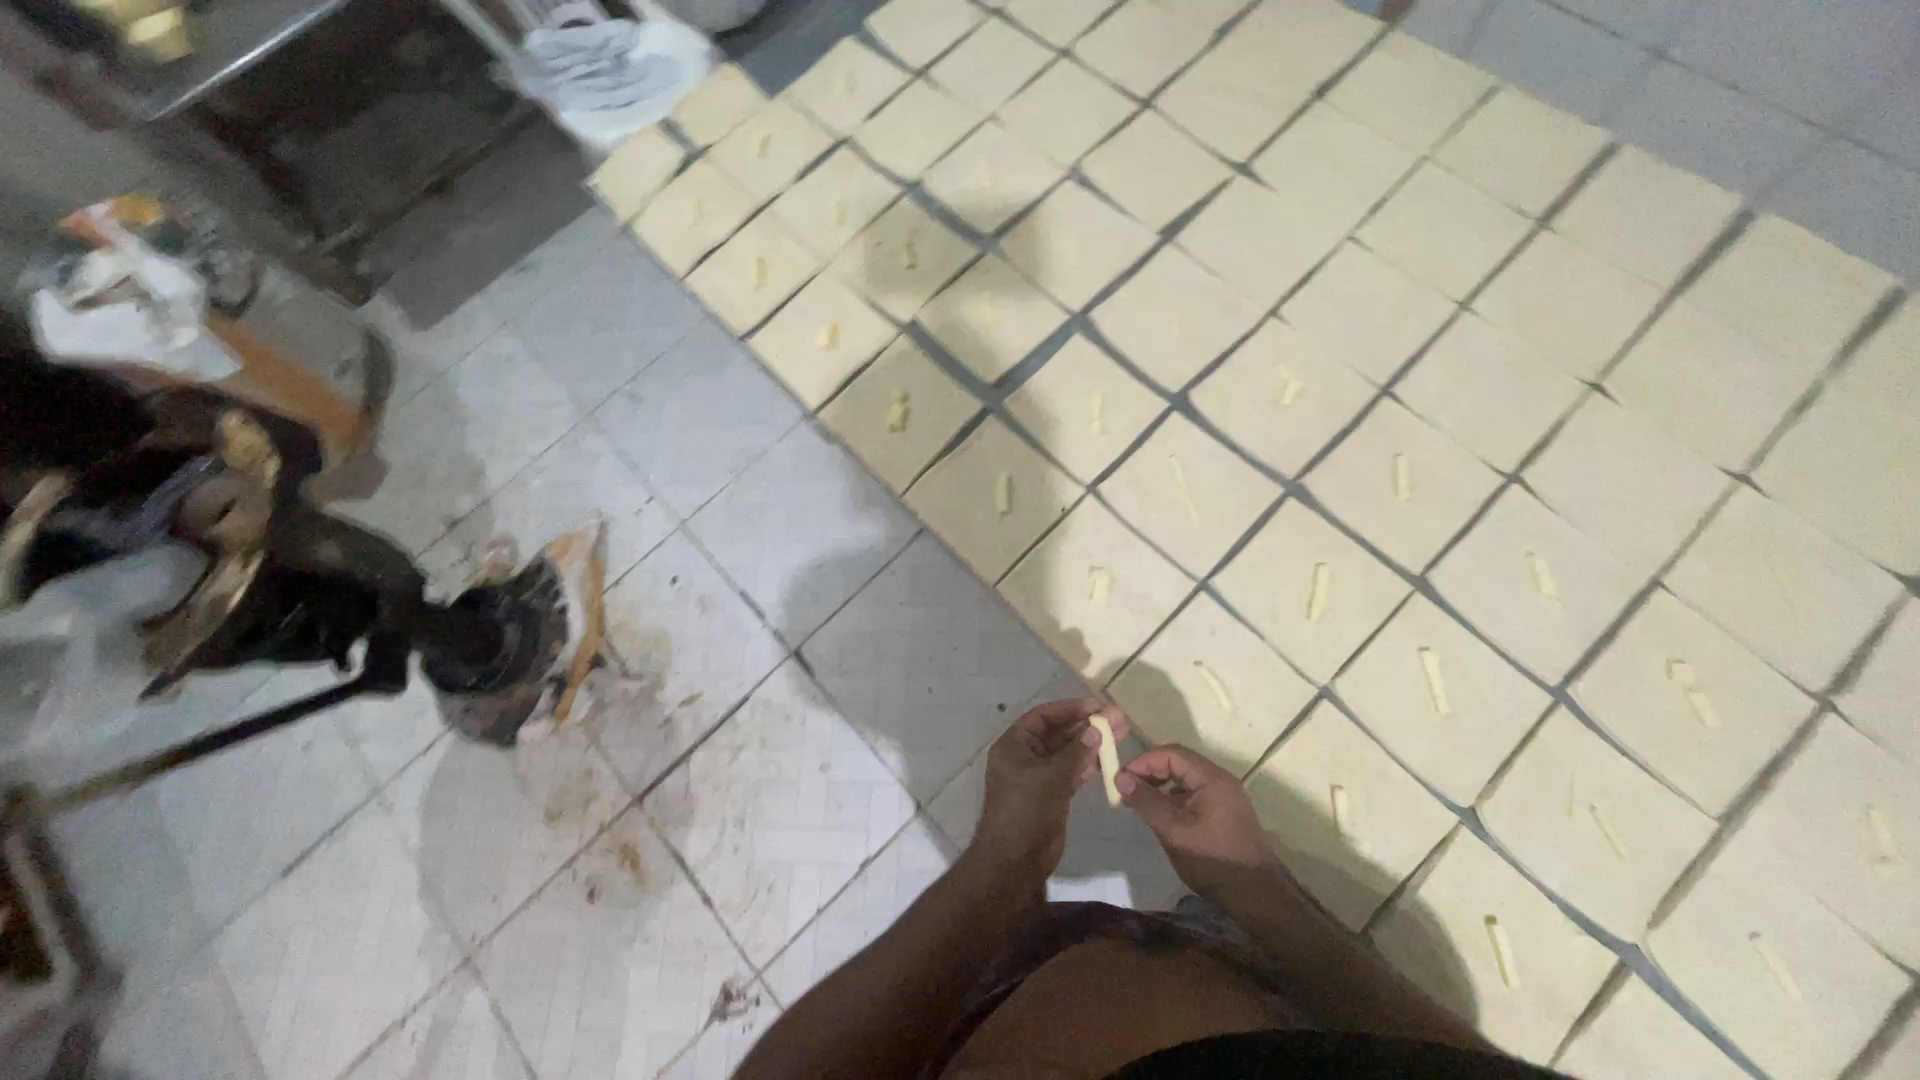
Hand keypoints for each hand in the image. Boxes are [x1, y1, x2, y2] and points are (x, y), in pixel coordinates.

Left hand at [968, 697, 1129, 883]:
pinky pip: (1071, 772)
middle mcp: (1025, 756)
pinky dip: (1087, 765)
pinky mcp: (1052, 794)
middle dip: (1085, 726)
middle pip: (1058, 733)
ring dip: (1091, 745)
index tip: (1096, 706)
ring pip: (1067, 753)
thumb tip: (1096, 728)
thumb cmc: (1026, 810)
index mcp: (1014, 745)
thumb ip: (1075, 752)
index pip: (1042, 717)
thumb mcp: (1051, 777)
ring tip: (1121, 735)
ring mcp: (1039, 776)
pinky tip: (1108, 759)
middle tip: (1117, 720)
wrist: (1016, 859)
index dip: (1068, 709)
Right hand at [1119, 744, 1284, 899]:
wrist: (1254, 895)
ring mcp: (1225, 796)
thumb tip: (1121, 778)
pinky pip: (1193, 793)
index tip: (1121, 779)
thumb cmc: (1212, 861)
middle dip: (1150, 771)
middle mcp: (1221, 780)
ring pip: (1186, 778)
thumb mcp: (1174, 832)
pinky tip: (1160, 814)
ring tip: (1139, 801)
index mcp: (1212, 779)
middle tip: (1127, 788)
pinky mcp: (1224, 811)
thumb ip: (1147, 802)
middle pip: (1180, 762)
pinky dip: (1173, 797)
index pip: (1172, 754)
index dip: (1144, 762)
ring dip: (1161, 784)